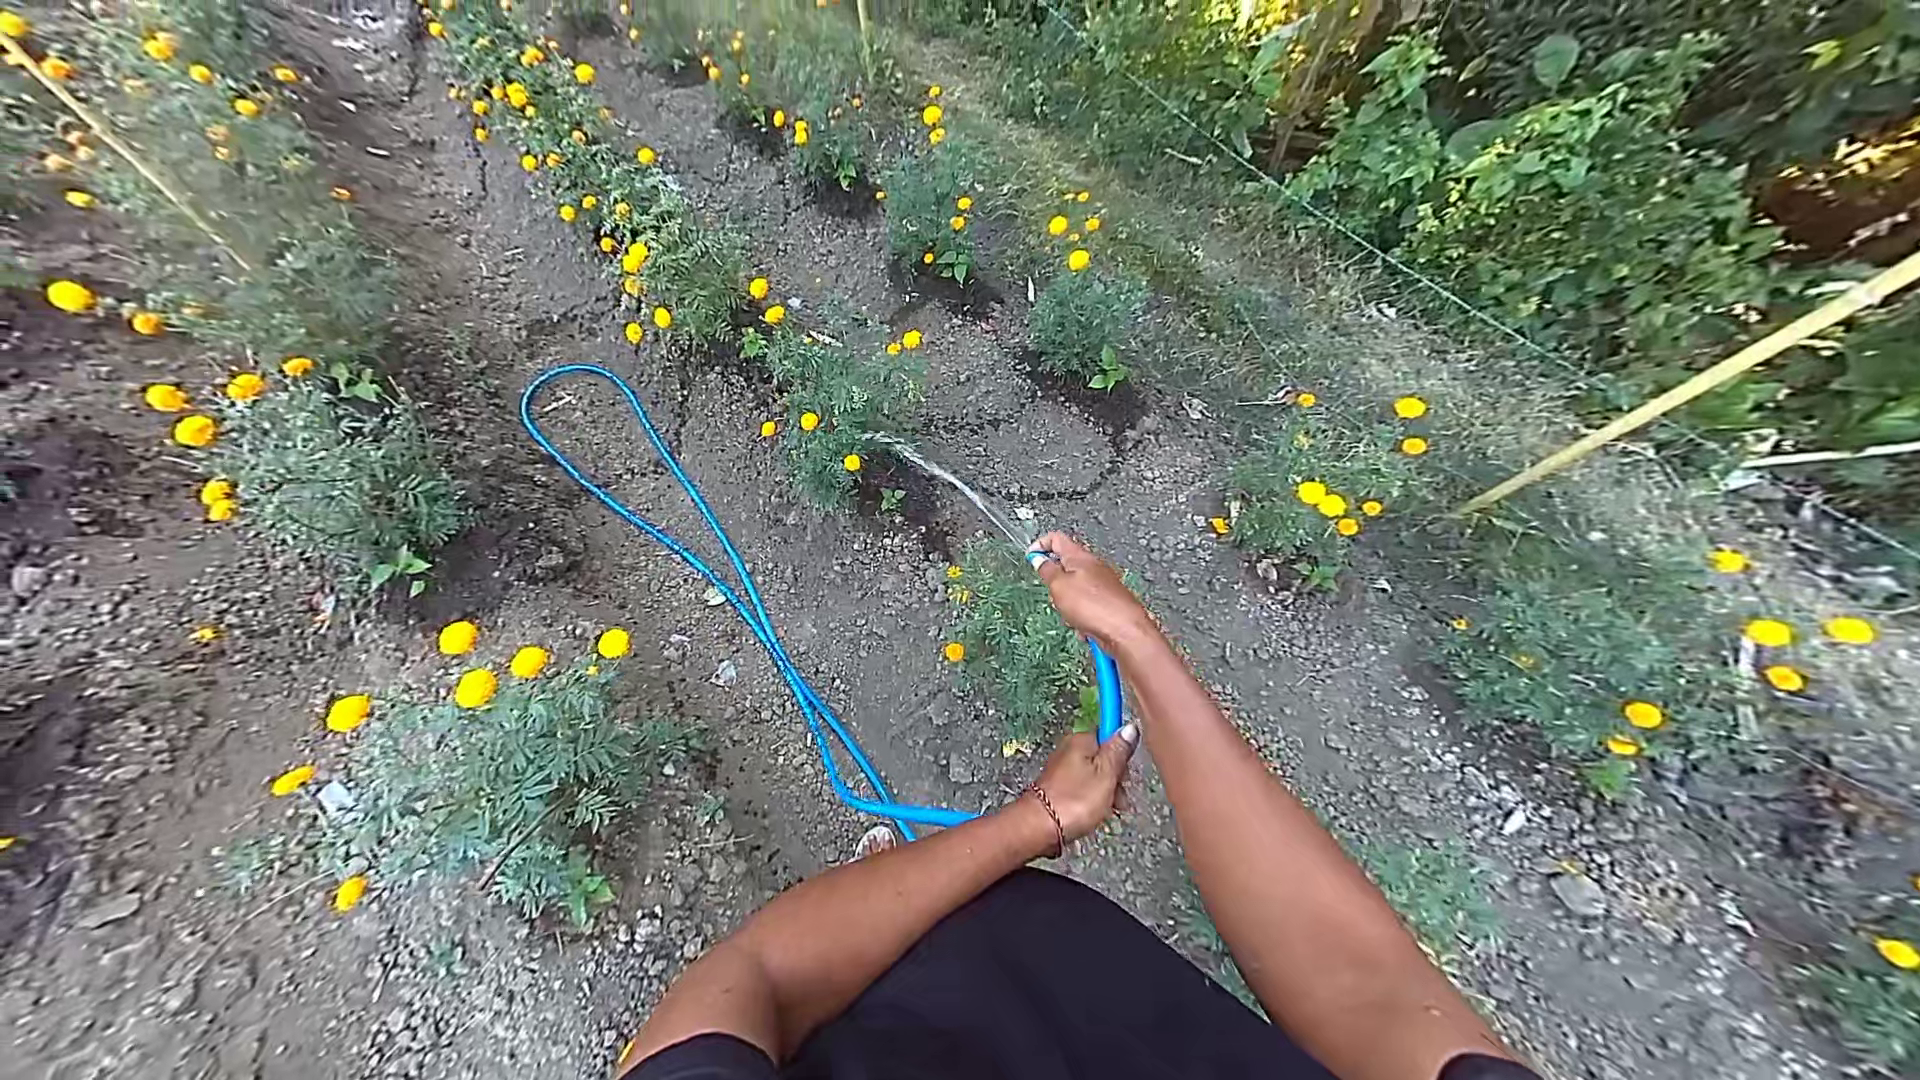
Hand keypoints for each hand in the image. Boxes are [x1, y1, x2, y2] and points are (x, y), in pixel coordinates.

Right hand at [1029, 532, 1156, 653]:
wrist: (1126, 632)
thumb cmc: (1097, 607)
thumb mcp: (1059, 586)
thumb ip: (1047, 570)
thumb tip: (1038, 559)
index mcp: (1080, 557)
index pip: (1056, 539)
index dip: (1040, 546)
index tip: (1031, 557)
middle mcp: (1093, 567)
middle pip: (1064, 568)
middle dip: (1054, 584)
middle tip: (1054, 594)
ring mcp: (1102, 586)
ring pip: (1073, 592)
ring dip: (1067, 605)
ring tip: (1072, 615)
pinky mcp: (1107, 605)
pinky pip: (1085, 609)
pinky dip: (1080, 618)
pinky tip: (1085, 626)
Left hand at [1030, 726, 1138, 842]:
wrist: (1041, 826)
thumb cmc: (1073, 800)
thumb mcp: (1106, 773)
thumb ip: (1119, 750)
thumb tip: (1130, 728)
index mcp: (1081, 740)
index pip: (1109, 734)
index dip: (1122, 755)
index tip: (1124, 771)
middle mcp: (1070, 749)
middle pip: (1104, 757)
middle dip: (1116, 778)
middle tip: (1117, 795)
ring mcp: (1063, 768)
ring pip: (1096, 776)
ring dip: (1106, 792)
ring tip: (1106, 809)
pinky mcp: (1060, 787)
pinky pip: (1084, 789)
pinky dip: (1092, 800)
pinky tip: (1094, 813)